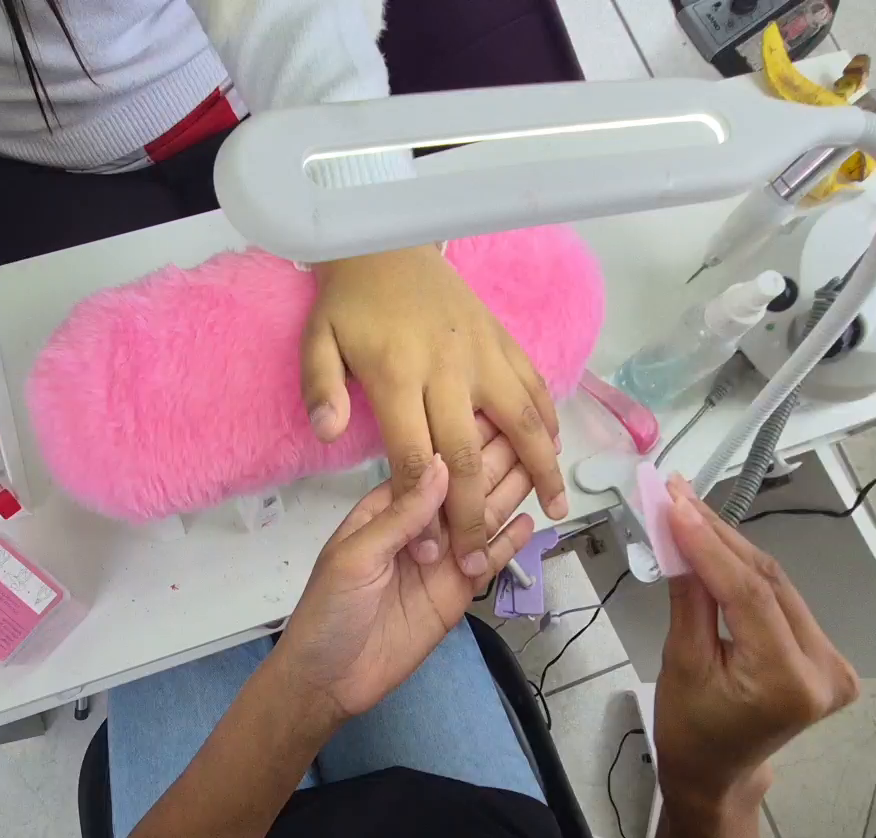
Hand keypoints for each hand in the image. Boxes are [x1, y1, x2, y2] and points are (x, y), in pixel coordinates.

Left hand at [267, 419, 536, 727]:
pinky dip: (508, 544)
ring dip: (511, 493)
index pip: (432, 468)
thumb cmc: (329, 611)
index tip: (496, 410)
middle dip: (497, 460)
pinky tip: (531, 522)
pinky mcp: (456, 593)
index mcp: (388, 511)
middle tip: (537, 432)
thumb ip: (401, 516)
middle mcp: (421, 528)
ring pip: (483, 520)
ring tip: (545, 465)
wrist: (330, 679)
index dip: (462, 442)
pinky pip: (488, 562)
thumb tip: (443, 465)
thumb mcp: (355, 557)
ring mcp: (442, 560)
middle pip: (465, 489)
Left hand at [303, 246, 565, 578]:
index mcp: (397, 377)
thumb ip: (320, 390)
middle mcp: (447, 370)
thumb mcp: (317, 342)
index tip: (427, 547)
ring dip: (541, 468)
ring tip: (558, 507)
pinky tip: (557, 449)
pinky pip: (535, 384)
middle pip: (467, 453)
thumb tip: (327, 435)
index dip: (420, 507)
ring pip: (520, 420)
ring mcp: (483, 354)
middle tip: (481, 556)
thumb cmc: (348, 304)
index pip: (412, 456)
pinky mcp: (503, 340)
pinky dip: (550, 419)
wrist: (386, 242)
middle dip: (474, 511)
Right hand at [653, 476, 859, 802]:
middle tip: (677, 495)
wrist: (717, 770)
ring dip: (729, 547)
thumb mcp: (680, 663)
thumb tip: (678, 541)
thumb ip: (689, 600)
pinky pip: (779, 599)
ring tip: (688, 510)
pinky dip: (743, 571)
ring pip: (774, 585)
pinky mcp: (825, 651)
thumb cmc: (688, 728)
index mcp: (789, 681)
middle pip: (767, 582)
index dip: (710, 545)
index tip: (675, 504)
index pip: (750, 595)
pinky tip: (714, 543)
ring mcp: (833, 659)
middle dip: (717, 535)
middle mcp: (825, 667)